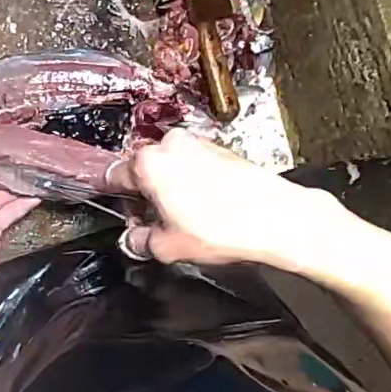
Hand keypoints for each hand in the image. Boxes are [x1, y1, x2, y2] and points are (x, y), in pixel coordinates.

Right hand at [121, 130, 348, 270]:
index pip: (116, 176)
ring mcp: (198, 144)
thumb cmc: (225, 226)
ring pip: (171, 166)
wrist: (275, 218)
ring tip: (185, 219)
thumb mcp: (169, 247)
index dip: (118, 200)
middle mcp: (171, 145)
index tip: (123, 212)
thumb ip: (140, 241)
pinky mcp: (221, 150)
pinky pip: (195, 165)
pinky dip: (194, 182)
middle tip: (156, 223)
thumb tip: (134, 239)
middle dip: (147, 194)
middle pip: (145, 169)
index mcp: (149, 162)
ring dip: (171, 187)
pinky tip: (206, 208)